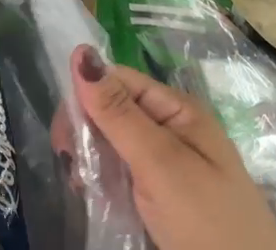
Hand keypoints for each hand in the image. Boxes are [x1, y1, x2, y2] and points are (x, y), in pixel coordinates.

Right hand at [62, 44, 275, 249]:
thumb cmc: (209, 224)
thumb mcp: (160, 163)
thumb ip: (117, 111)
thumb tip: (80, 52)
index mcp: (177, 111)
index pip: (117, 81)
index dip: (86, 97)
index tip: (66, 135)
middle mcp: (170, 130)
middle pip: (110, 110)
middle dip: (84, 132)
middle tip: (72, 168)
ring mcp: (165, 165)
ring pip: (110, 144)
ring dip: (90, 160)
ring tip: (82, 186)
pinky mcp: (158, 196)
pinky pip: (119, 174)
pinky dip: (101, 182)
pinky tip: (93, 196)